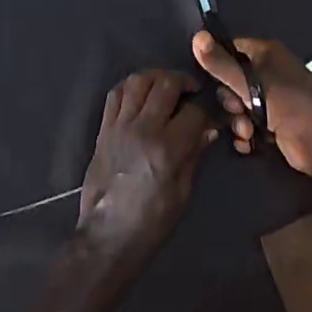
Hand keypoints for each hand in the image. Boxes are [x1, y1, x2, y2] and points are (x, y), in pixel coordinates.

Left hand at [76, 70, 216, 261]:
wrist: (108, 234)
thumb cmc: (152, 221)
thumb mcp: (182, 193)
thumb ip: (194, 155)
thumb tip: (208, 130)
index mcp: (167, 149)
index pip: (193, 113)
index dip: (204, 112)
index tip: (207, 117)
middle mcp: (143, 128)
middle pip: (165, 85)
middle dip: (182, 81)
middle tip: (190, 89)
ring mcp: (120, 125)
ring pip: (138, 81)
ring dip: (156, 77)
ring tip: (166, 85)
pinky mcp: (104, 127)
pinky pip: (116, 93)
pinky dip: (130, 86)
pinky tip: (140, 92)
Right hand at [191, 31, 311, 183]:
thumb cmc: (295, 110)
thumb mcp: (254, 86)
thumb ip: (223, 65)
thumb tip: (196, 37)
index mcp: (268, 54)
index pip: (231, 48)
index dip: (217, 63)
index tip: (209, 80)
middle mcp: (270, 72)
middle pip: (232, 80)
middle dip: (229, 99)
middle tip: (236, 110)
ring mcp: (274, 99)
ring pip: (239, 104)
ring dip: (237, 120)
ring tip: (247, 132)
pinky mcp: (276, 123)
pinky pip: (249, 123)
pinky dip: (246, 134)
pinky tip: (249, 144)